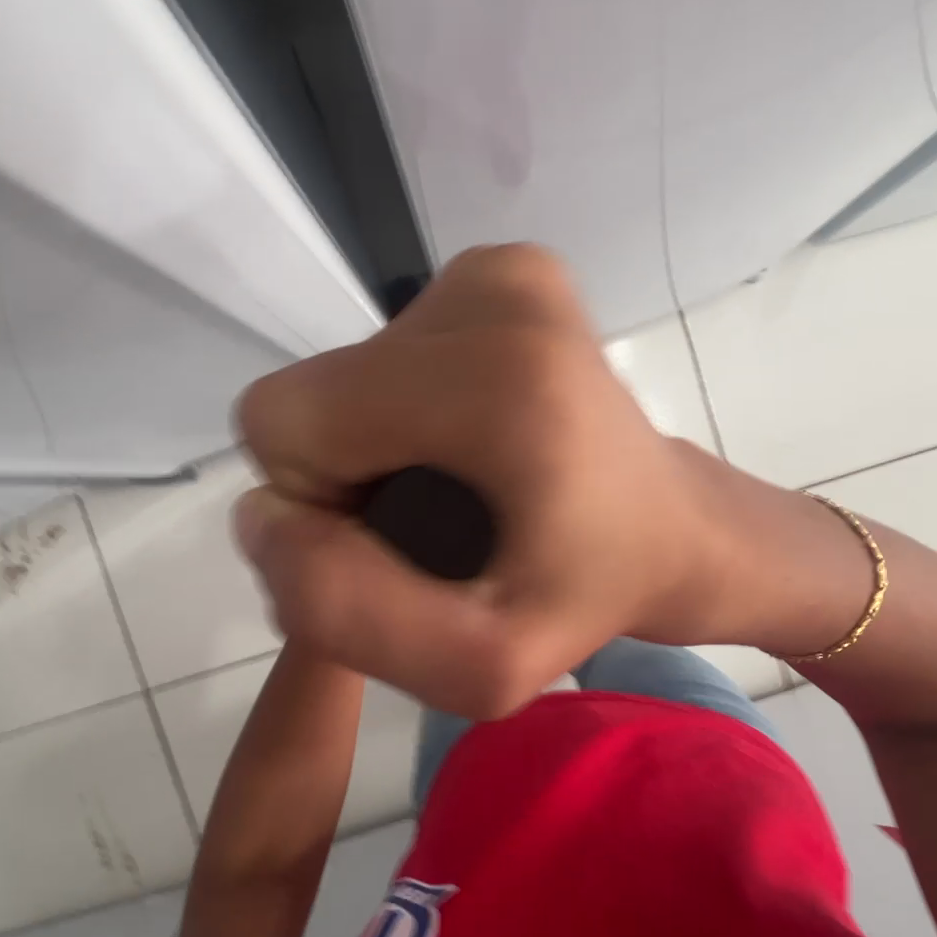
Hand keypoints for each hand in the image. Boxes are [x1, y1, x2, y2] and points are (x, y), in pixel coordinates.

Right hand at [232, 245, 753, 718]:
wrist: (676, 529)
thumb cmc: (592, 598)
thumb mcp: (479, 665)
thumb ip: (346, 612)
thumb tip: (261, 517)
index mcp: (498, 378)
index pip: (286, 424)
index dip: (322, 508)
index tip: (406, 548)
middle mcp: (496, 291)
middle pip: (312, 393)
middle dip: (346, 476)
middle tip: (438, 526)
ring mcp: (505, 272)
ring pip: (346, 374)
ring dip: (380, 446)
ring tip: (465, 489)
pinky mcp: (508, 271)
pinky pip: (391, 352)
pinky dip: (410, 409)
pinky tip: (475, 447)